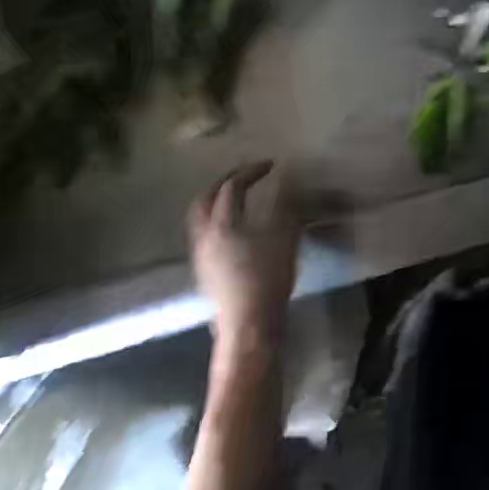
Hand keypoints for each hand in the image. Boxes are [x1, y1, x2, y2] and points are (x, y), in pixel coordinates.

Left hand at [189, 162, 299, 347]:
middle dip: (223, 183)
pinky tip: (236, 230)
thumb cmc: (268, 278)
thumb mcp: (285, 237)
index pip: (232, 187)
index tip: (271, 165)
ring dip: (216, 202)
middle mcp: (204, 235)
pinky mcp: (205, 272)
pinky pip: (205, 235)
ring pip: (200, 218)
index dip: (251, 172)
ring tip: (236, 200)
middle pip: (204, 199)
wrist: (248, 324)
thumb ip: (286, 206)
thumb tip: (289, 182)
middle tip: (244, 176)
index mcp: (222, 223)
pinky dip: (218, 221)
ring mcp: (201, 255)